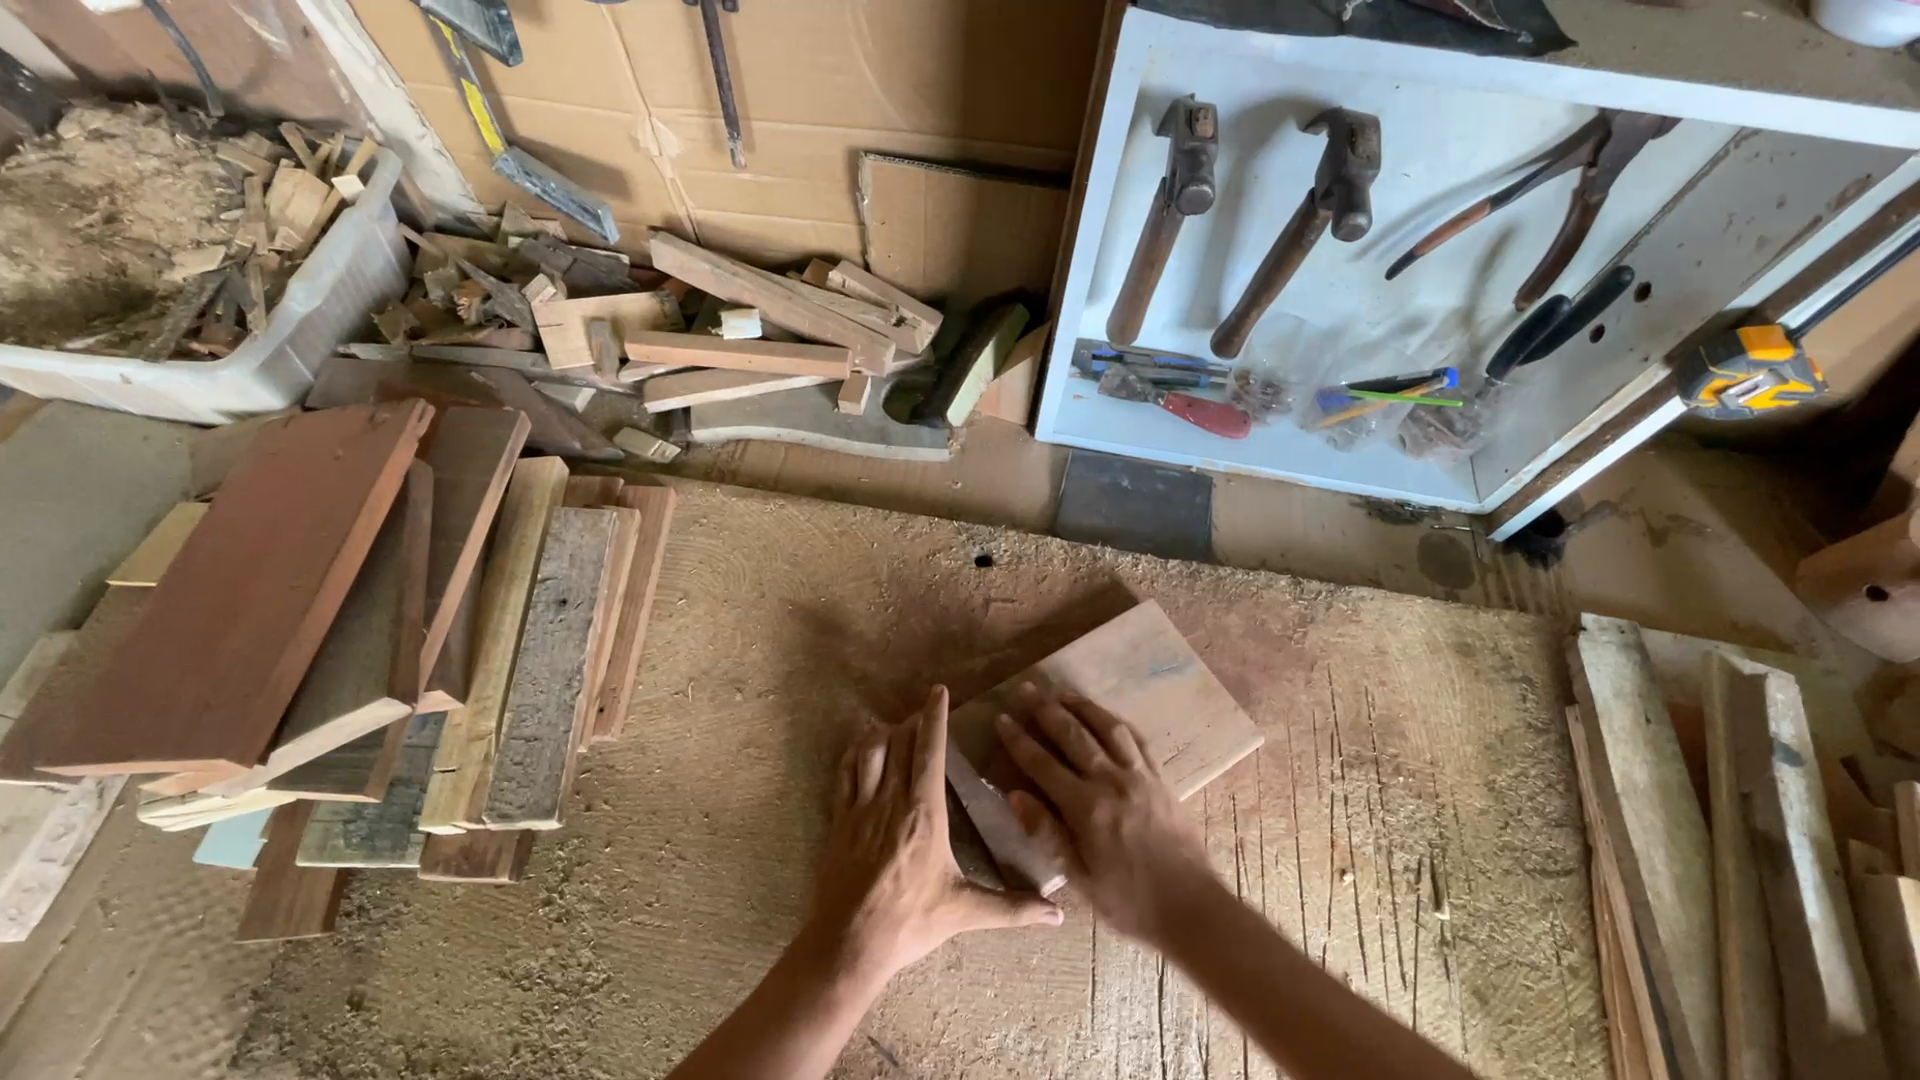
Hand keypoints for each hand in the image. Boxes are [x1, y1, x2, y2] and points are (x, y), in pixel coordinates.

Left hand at [805, 686, 1062, 986]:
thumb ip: (1013, 908)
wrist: (849, 943)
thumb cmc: (911, 923)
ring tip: (892, 727)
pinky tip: (860, 752)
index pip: (930, 750)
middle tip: (922, 712)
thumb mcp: (965, 912)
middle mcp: (891, 800)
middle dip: (911, 721)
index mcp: (925, 813)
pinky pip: (843, 775)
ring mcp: (860, 809)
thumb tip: (1057, 915)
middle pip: (899, 742)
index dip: (934, 716)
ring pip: (868, 752)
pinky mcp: (838, 822)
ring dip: (881, 733)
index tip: (939, 691)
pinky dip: (853, 755)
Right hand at [994, 684, 1220, 942]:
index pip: (1043, 764)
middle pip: (1073, 735)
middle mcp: (1112, 782)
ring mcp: (1140, 776)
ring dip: (1082, 707)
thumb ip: (1046, 834)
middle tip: (1026, 689)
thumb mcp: (1079, 879)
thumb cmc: (1129, 902)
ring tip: (1062, 692)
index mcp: (1086, 808)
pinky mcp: (1161, 779)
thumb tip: (1015, 795)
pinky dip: (1117, 723)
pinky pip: (1137, 740)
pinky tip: (1107, 717)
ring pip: (1107, 728)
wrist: (1193, 909)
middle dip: (1046, 710)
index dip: (1019, 740)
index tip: (1002, 718)